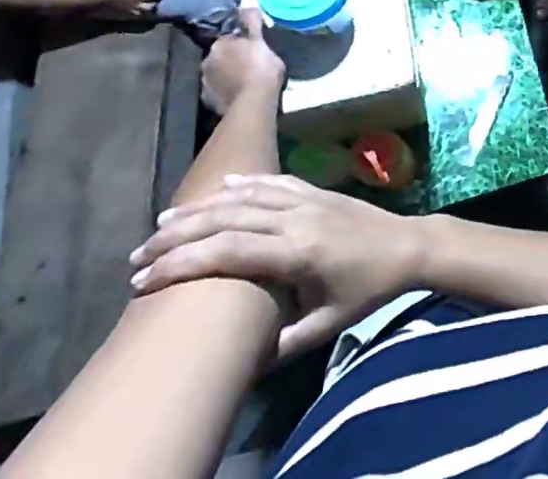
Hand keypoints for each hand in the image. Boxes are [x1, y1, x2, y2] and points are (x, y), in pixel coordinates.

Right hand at [129, 174, 424, 357]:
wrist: (408, 246)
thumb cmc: (368, 290)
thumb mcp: (327, 325)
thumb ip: (282, 345)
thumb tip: (239, 365)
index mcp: (298, 253)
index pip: (229, 253)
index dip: (183, 264)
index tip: (143, 280)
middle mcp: (297, 219)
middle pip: (227, 220)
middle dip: (179, 236)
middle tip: (138, 253)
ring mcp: (306, 199)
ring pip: (245, 196)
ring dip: (202, 206)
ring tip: (163, 221)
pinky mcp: (315, 189)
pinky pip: (273, 181)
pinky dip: (244, 183)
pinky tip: (221, 187)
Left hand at [200, 8, 285, 112]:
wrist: (253, 103)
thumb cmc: (260, 68)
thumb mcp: (261, 42)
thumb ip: (252, 23)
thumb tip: (246, 5)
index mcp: (220, 44)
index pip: (229, 39)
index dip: (242, 43)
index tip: (253, 49)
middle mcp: (207, 61)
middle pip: (220, 56)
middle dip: (232, 58)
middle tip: (250, 65)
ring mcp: (205, 82)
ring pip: (217, 74)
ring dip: (227, 75)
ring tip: (244, 81)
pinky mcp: (208, 100)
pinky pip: (217, 91)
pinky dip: (225, 91)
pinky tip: (237, 94)